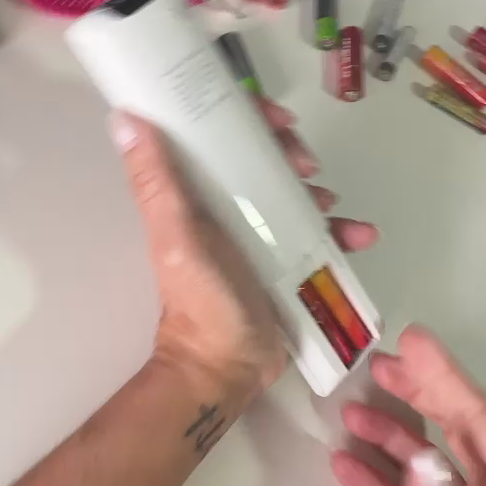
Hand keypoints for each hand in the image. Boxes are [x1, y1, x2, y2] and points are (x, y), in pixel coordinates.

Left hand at [110, 100, 377, 397]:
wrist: (228, 369)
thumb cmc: (200, 302)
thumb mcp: (177, 238)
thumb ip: (155, 183)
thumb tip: (125, 117)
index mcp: (195, 194)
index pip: (217, 136)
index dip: (245, 116)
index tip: (274, 117)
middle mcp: (224, 206)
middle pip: (260, 157)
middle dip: (289, 151)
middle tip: (307, 164)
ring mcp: (257, 232)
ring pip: (292, 191)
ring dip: (317, 189)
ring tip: (331, 205)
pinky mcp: (285, 259)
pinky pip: (317, 234)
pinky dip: (341, 230)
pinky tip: (361, 235)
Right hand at [331, 326, 485, 485]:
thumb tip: (422, 460)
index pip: (481, 425)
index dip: (446, 380)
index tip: (414, 342)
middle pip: (452, 437)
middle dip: (417, 398)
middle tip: (377, 365)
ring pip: (422, 474)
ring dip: (389, 442)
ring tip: (349, 413)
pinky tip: (349, 471)